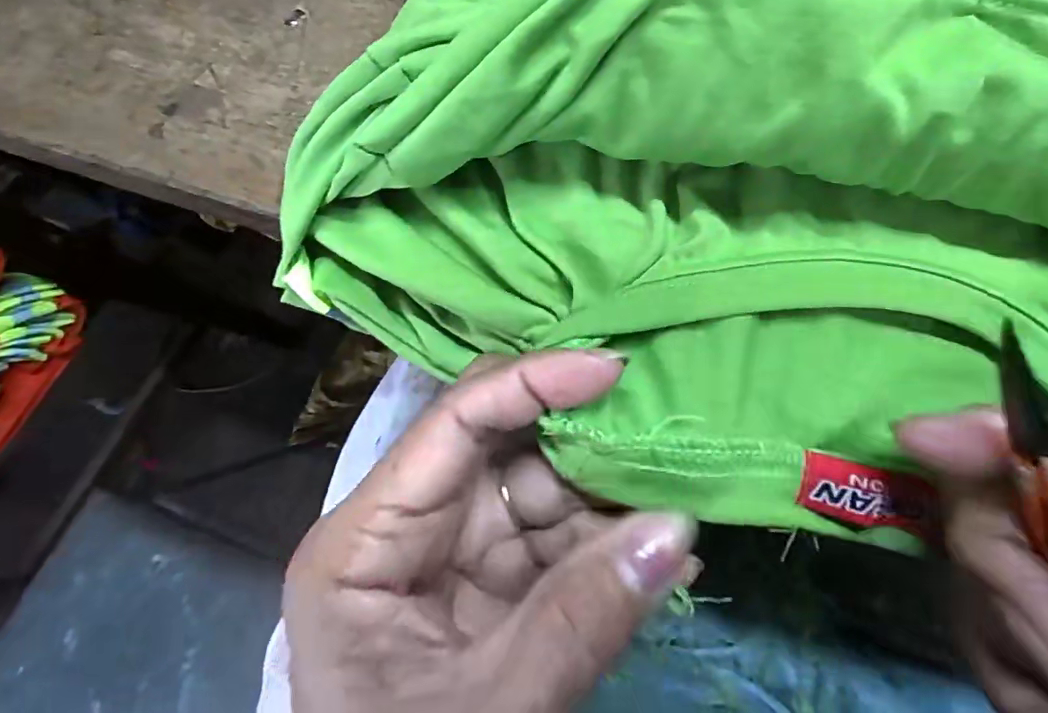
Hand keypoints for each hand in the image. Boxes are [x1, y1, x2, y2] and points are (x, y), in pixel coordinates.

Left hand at [283, 349, 697, 712]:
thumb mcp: (489, 708)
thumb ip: (580, 620)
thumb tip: (678, 527)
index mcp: (369, 536)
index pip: (456, 420)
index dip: (534, 380)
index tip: (612, 368)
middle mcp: (416, 521)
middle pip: (507, 440)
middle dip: (584, 429)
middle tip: (658, 418)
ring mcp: (462, 547)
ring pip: (548, 481)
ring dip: (612, 487)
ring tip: (677, 490)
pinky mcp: (501, 577)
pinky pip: (565, 531)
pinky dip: (615, 538)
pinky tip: (666, 552)